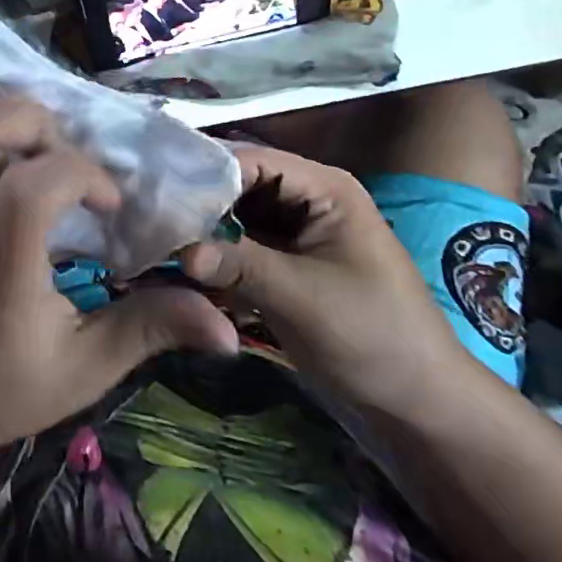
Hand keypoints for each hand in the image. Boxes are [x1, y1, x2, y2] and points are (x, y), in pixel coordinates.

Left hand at [0, 96, 237, 471]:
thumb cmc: (7, 389)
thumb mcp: (86, 369)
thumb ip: (149, 331)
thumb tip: (226, 330)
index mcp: (3, 275)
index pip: (26, 191)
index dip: (77, 175)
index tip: (108, 203)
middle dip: (34, 125)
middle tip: (71, 155)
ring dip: (5, 116)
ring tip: (47, 142)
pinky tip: (16, 143)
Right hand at [179, 145, 475, 416]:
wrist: (416, 402)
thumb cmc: (373, 336)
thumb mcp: (302, 297)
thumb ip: (240, 264)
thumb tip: (180, 249)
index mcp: (324, 187)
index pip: (252, 159)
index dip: (205, 170)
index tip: (155, 190)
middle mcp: (306, 197)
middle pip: (239, 183)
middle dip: (198, 199)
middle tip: (145, 213)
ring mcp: (295, 230)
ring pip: (235, 214)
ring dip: (202, 227)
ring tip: (152, 234)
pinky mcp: (285, 261)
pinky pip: (240, 244)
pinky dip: (215, 252)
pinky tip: (177, 262)